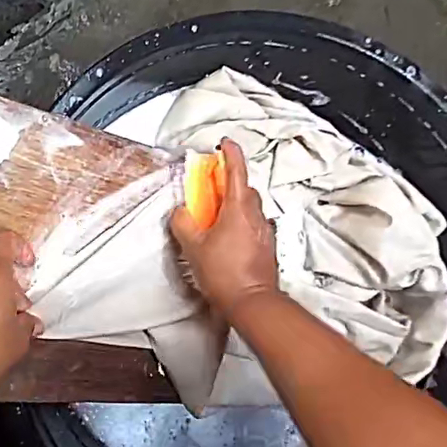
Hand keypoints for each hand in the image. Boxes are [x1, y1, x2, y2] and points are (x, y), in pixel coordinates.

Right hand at [169, 138, 279, 316]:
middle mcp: (256, 216)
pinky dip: (239, 221)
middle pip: (245, 189)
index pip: (237, 172)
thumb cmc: (225, 274)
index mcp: (238, 209)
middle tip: (211, 182)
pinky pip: (252, 224)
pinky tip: (226, 234)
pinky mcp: (266, 247)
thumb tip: (180, 212)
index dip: (231, 154)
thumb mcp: (192, 246)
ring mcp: (264, 232)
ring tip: (215, 211)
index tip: (225, 144)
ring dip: (234, 202)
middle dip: (229, 181)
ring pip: (250, 207)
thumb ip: (183, 222)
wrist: (251, 302)